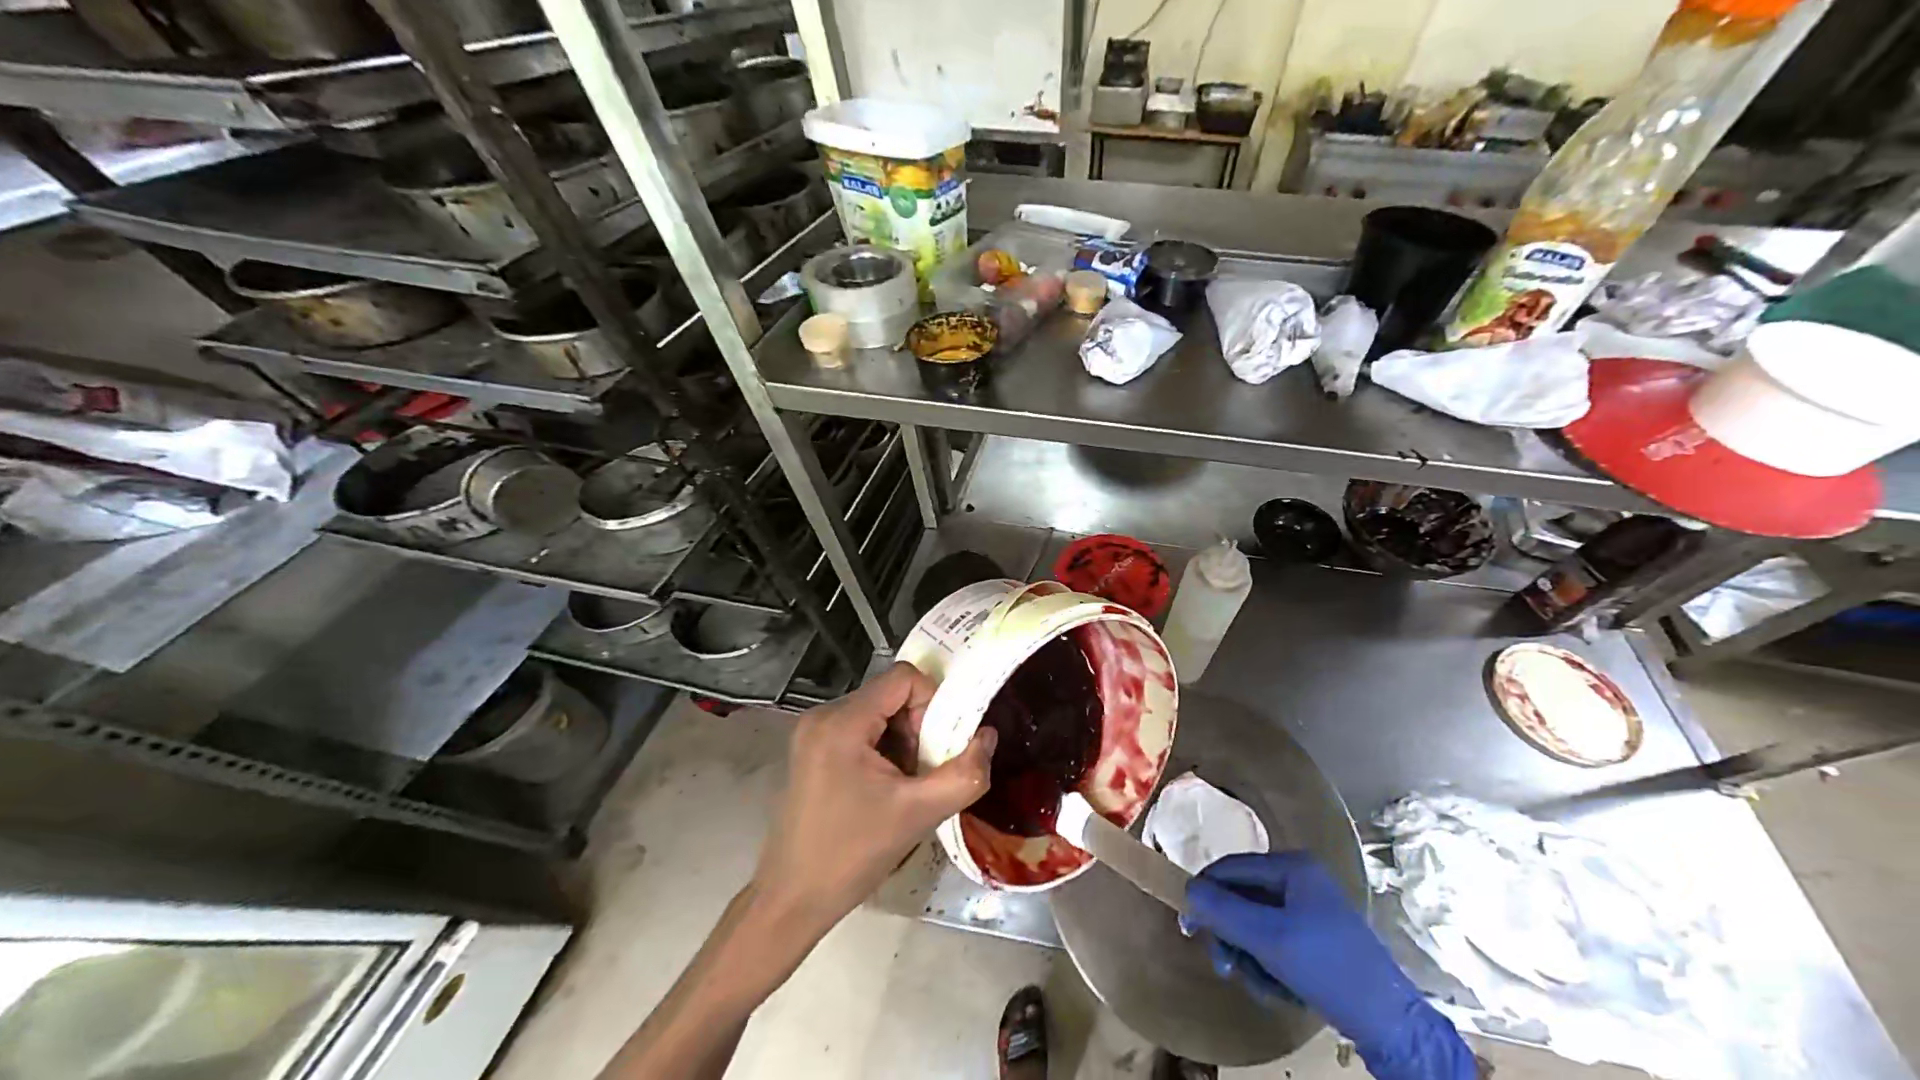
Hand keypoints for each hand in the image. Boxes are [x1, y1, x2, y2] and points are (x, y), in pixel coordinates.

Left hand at [752, 662, 996, 934]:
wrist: (794, 898)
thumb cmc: (853, 854)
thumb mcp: (919, 813)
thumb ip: (965, 773)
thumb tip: (988, 736)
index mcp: (842, 722)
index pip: (903, 678)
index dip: (933, 704)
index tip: (938, 747)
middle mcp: (822, 716)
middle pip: (889, 694)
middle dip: (918, 726)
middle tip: (924, 770)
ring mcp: (812, 733)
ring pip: (877, 713)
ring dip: (902, 740)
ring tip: (905, 784)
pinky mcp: (810, 751)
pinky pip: (859, 730)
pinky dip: (882, 749)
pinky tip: (885, 788)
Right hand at [1183, 852, 1476, 1079]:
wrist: (1390, 1022)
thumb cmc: (1327, 967)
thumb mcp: (1267, 938)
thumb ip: (1222, 910)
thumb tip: (1186, 888)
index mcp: (1293, 866)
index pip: (1230, 868)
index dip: (1204, 893)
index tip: (1187, 925)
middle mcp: (1300, 880)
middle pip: (1241, 899)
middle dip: (1231, 936)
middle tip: (1225, 966)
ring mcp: (1309, 909)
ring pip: (1254, 925)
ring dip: (1250, 957)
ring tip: (1262, 985)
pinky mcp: (1315, 938)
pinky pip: (1273, 942)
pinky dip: (1269, 967)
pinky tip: (1280, 990)